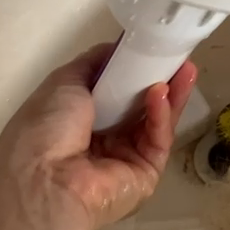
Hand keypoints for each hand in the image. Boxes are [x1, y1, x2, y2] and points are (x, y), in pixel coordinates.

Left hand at [0, 42, 198, 229]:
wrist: (44, 181)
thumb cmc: (46, 127)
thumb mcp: (64, 82)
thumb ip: (94, 63)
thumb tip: (118, 49)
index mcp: (79, 119)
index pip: (115, 91)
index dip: (134, 69)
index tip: (152, 48)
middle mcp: (103, 138)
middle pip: (140, 104)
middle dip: (159, 79)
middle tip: (177, 58)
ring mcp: (126, 158)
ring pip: (155, 120)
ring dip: (170, 94)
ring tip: (186, 69)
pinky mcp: (145, 173)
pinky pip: (157, 139)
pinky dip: (161, 115)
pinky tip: (161, 94)